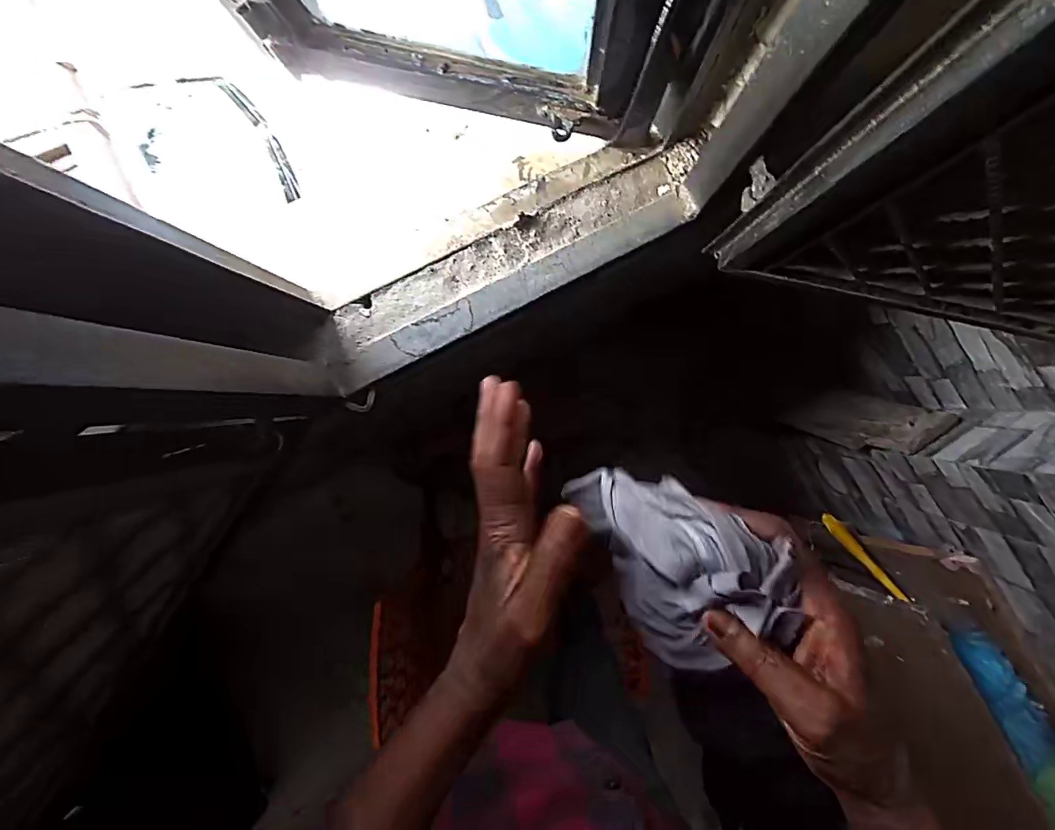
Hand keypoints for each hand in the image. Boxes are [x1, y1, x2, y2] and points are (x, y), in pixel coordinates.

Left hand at [440, 377, 590, 707]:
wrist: (482, 674)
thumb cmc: (508, 645)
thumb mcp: (535, 609)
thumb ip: (554, 559)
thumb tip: (572, 506)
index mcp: (503, 530)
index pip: (498, 468)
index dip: (501, 427)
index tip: (505, 389)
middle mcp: (500, 521)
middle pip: (495, 460)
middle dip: (497, 419)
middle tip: (500, 380)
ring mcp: (506, 530)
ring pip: (507, 471)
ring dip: (508, 434)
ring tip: (514, 402)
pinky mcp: (514, 542)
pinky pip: (520, 492)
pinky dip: (526, 465)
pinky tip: (533, 450)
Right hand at [704, 512, 930, 827]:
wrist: (871, 779)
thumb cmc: (851, 741)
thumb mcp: (806, 706)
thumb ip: (758, 660)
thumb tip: (708, 614)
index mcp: (828, 609)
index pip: (790, 547)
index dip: (755, 524)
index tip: (715, 514)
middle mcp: (813, 605)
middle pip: (773, 554)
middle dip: (735, 537)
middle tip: (693, 529)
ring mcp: (800, 621)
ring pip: (763, 577)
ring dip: (731, 562)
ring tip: (694, 550)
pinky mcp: (786, 639)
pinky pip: (757, 603)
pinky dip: (732, 592)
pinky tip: (707, 591)